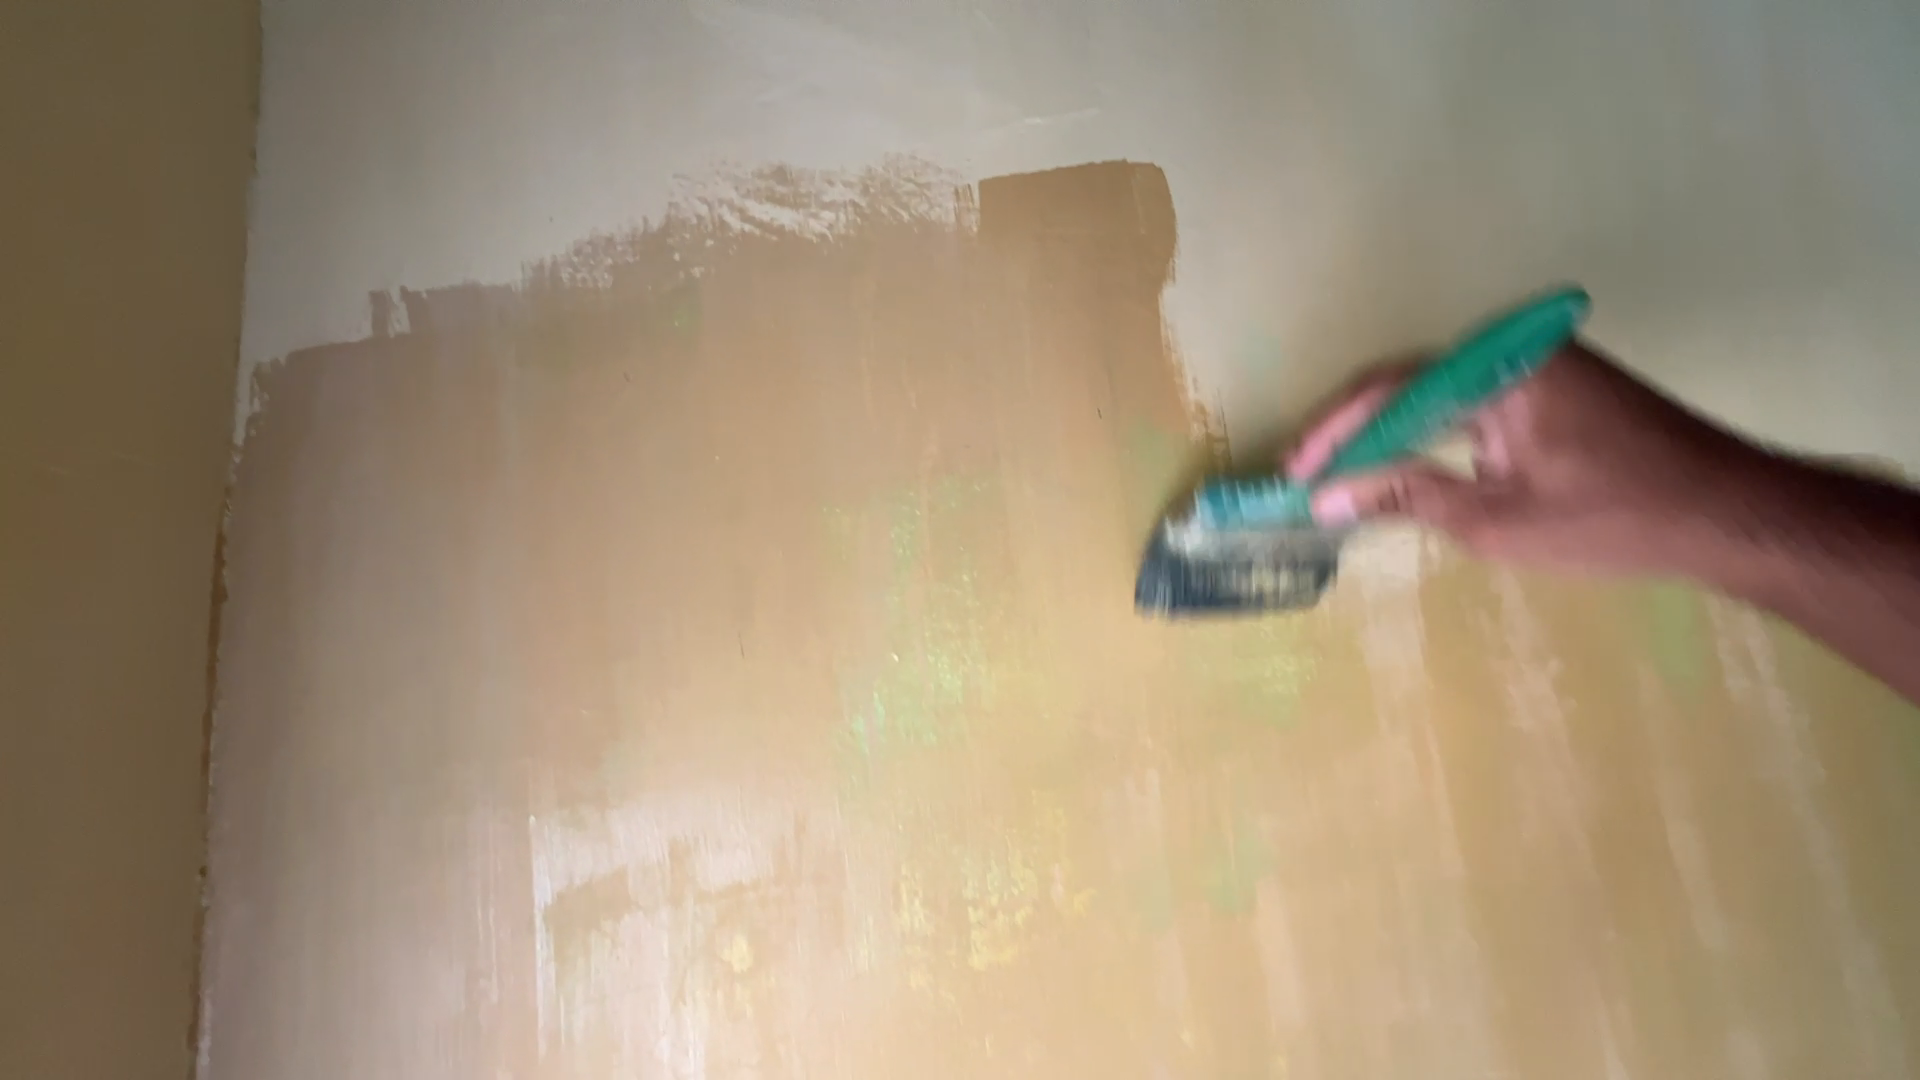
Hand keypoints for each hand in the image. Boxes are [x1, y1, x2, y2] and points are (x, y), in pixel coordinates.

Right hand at [1283, 339, 1771, 582]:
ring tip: (1335, 473)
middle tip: (1305, 475)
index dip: (1331, 433)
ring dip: (1380, 434)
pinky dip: (1421, 434)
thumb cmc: (1609, 521)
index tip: (1293, 472)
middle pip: (1403, 384)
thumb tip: (1323, 498)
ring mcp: (1530, 366)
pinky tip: (1394, 463)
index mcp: (1499, 370)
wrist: (1731, 517)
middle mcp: (1510, 352)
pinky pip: (1461, 403)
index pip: (1388, 390)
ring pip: (1428, 393)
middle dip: (1348, 432)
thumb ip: (1402, 496)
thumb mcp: (1492, 519)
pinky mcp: (1544, 387)